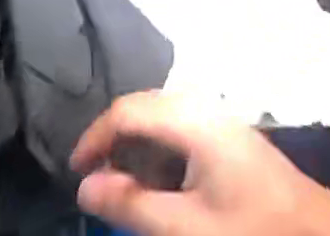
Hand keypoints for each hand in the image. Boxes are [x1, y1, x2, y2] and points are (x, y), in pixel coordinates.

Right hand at [71, 91, 329, 235]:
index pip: (125, 112)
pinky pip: (178, 133)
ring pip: (158, 122)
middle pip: (140, 110)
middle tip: (97, 182)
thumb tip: (83, 188)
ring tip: (125, 191)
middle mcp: (200, 106)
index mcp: (190, 117)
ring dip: (136, 153)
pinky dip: (159, 157)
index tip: (75, 172)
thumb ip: (132, 206)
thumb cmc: (254, 232)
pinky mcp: (227, 138)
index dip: (94, 138)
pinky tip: (160, 189)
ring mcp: (217, 119)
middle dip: (113, 144)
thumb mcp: (189, 228)